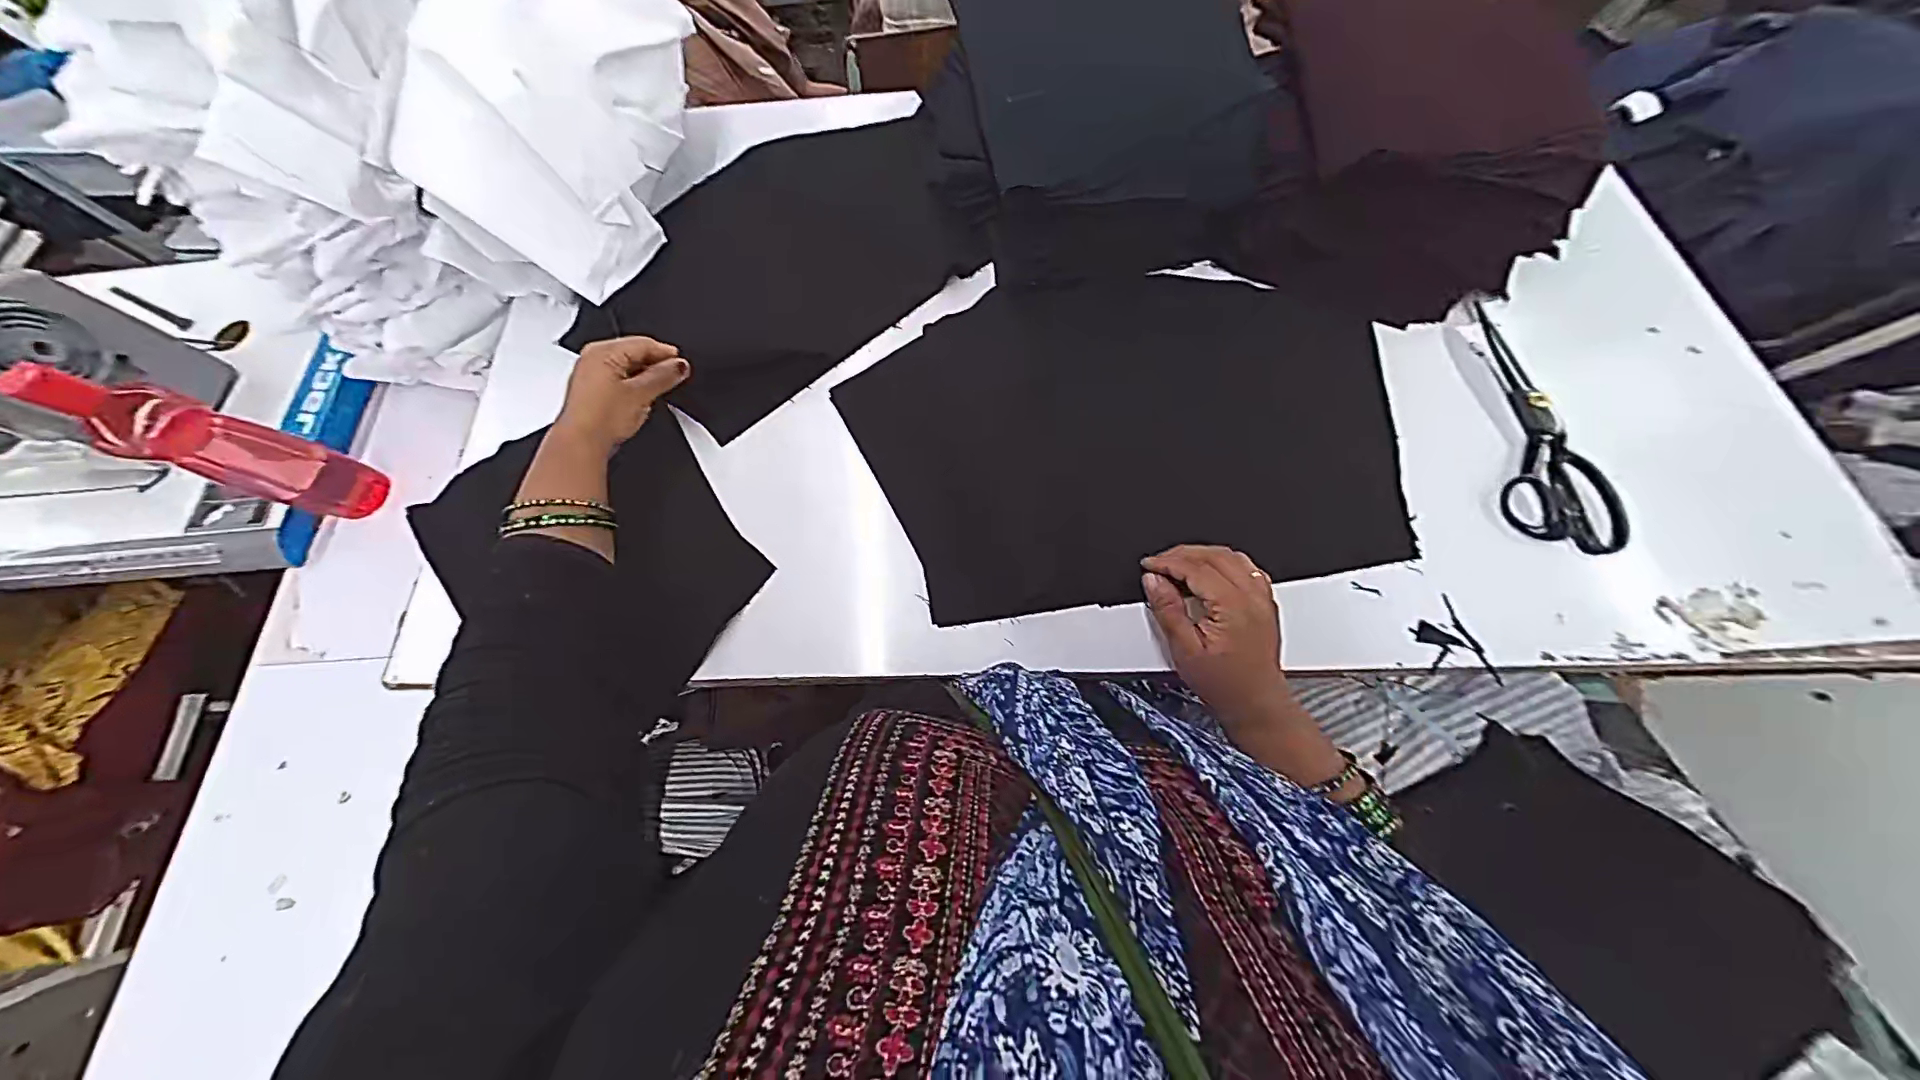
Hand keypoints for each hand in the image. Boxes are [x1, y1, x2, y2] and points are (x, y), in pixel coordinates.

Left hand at [552, 336, 689, 455]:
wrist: (582, 442)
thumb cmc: (600, 417)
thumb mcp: (642, 393)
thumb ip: (664, 376)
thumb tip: (679, 366)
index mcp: (603, 351)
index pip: (644, 343)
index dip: (667, 354)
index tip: (683, 365)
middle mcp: (592, 358)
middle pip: (634, 353)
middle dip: (656, 366)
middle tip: (675, 377)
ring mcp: (590, 373)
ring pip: (627, 367)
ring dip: (646, 377)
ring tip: (658, 391)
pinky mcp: (592, 390)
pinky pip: (618, 379)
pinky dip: (633, 386)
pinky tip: (641, 399)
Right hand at [1140, 544, 1289, 729]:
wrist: (1255, 703)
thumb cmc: (1226, 685)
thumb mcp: (1185, 649)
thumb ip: (1168, 610)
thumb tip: (1154, 581)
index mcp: (1232, 606)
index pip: (1196, 568)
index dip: (1167, 562)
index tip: (1150, 565)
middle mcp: (1252, 598)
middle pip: (1214, 556)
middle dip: (1182, 554)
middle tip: (1159, 562)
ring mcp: (1262, 599)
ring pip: (1232, 557)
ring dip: (1203, 555)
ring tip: (1179, 563)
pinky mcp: (1265, 604)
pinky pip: (1247, 568)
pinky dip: (1224, 562)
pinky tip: (1209, 571)